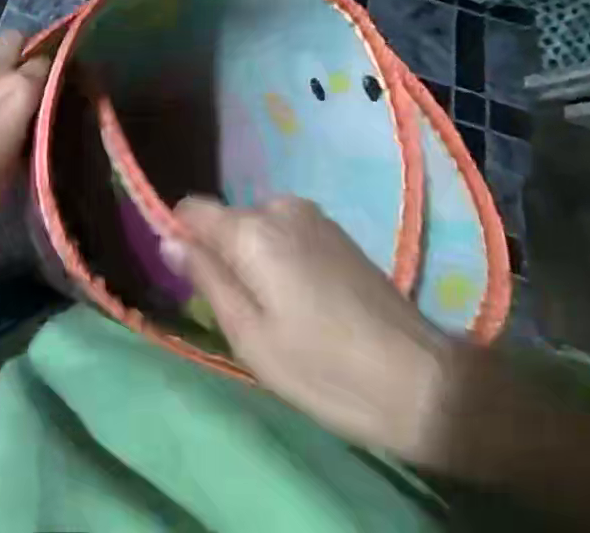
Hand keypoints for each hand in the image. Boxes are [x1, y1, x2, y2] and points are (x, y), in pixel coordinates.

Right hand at [166, 196, 461, 465]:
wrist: (422, 382)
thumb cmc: (322, 368)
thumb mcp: (249, 335)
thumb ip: (206, 278)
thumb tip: (167, 239)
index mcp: (251, 230)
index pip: (191, 208)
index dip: (180, 236)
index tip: (193, 278)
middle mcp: (279, 207)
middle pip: (226, 219)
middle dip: (221, 253)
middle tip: (243, 310)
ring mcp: (313, 215)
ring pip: (256, 226)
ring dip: (253, 257)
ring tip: (278, 309)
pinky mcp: (336, 231)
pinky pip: (285, 231)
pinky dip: (280, 256)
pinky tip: (305, 299)